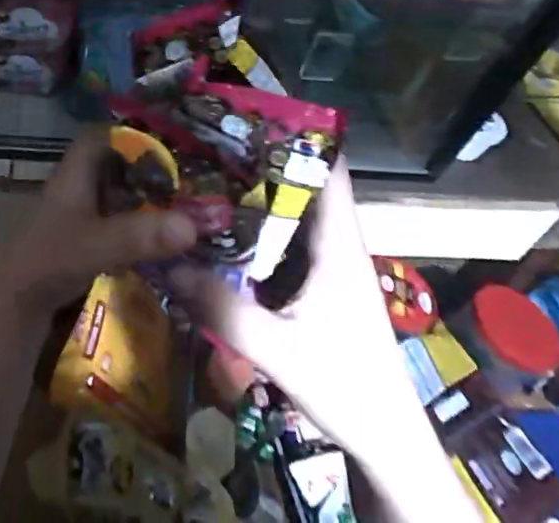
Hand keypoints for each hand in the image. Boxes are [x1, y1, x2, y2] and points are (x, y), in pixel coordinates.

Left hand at [0, 129, 197, 317]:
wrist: (12, 305)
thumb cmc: (48, 260)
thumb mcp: (96, 245)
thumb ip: (141, 235)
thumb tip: (193, 226)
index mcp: (76, 173)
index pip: (100, 137)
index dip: (129, 133)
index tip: (167, 138)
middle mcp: (78, 187)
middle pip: (116, 166)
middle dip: (150, 170)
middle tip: (191, 175)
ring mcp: (80, 215)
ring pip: (119, 196)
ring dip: (148, 200)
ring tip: (188, 204)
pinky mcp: (84, 242)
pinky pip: (119, 224)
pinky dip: (141, 227)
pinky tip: (166, 239)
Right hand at [171, 166, 477, 522]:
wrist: (388, 442)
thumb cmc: (345, 385)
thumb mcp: (277, 349)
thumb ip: (223, 309)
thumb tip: (169, 265)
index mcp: (339, 244)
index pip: (329, 169)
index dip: (298, 136)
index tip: (252, 115)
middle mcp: (338, 245)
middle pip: (305, 185)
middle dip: (264, 161)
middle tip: (213, 144)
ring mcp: (332, 267)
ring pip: (296, 215)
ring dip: (261, 196)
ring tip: (212, 176)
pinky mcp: (323, 288)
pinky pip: (290, 244)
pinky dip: (262, 230)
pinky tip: (226, 232)